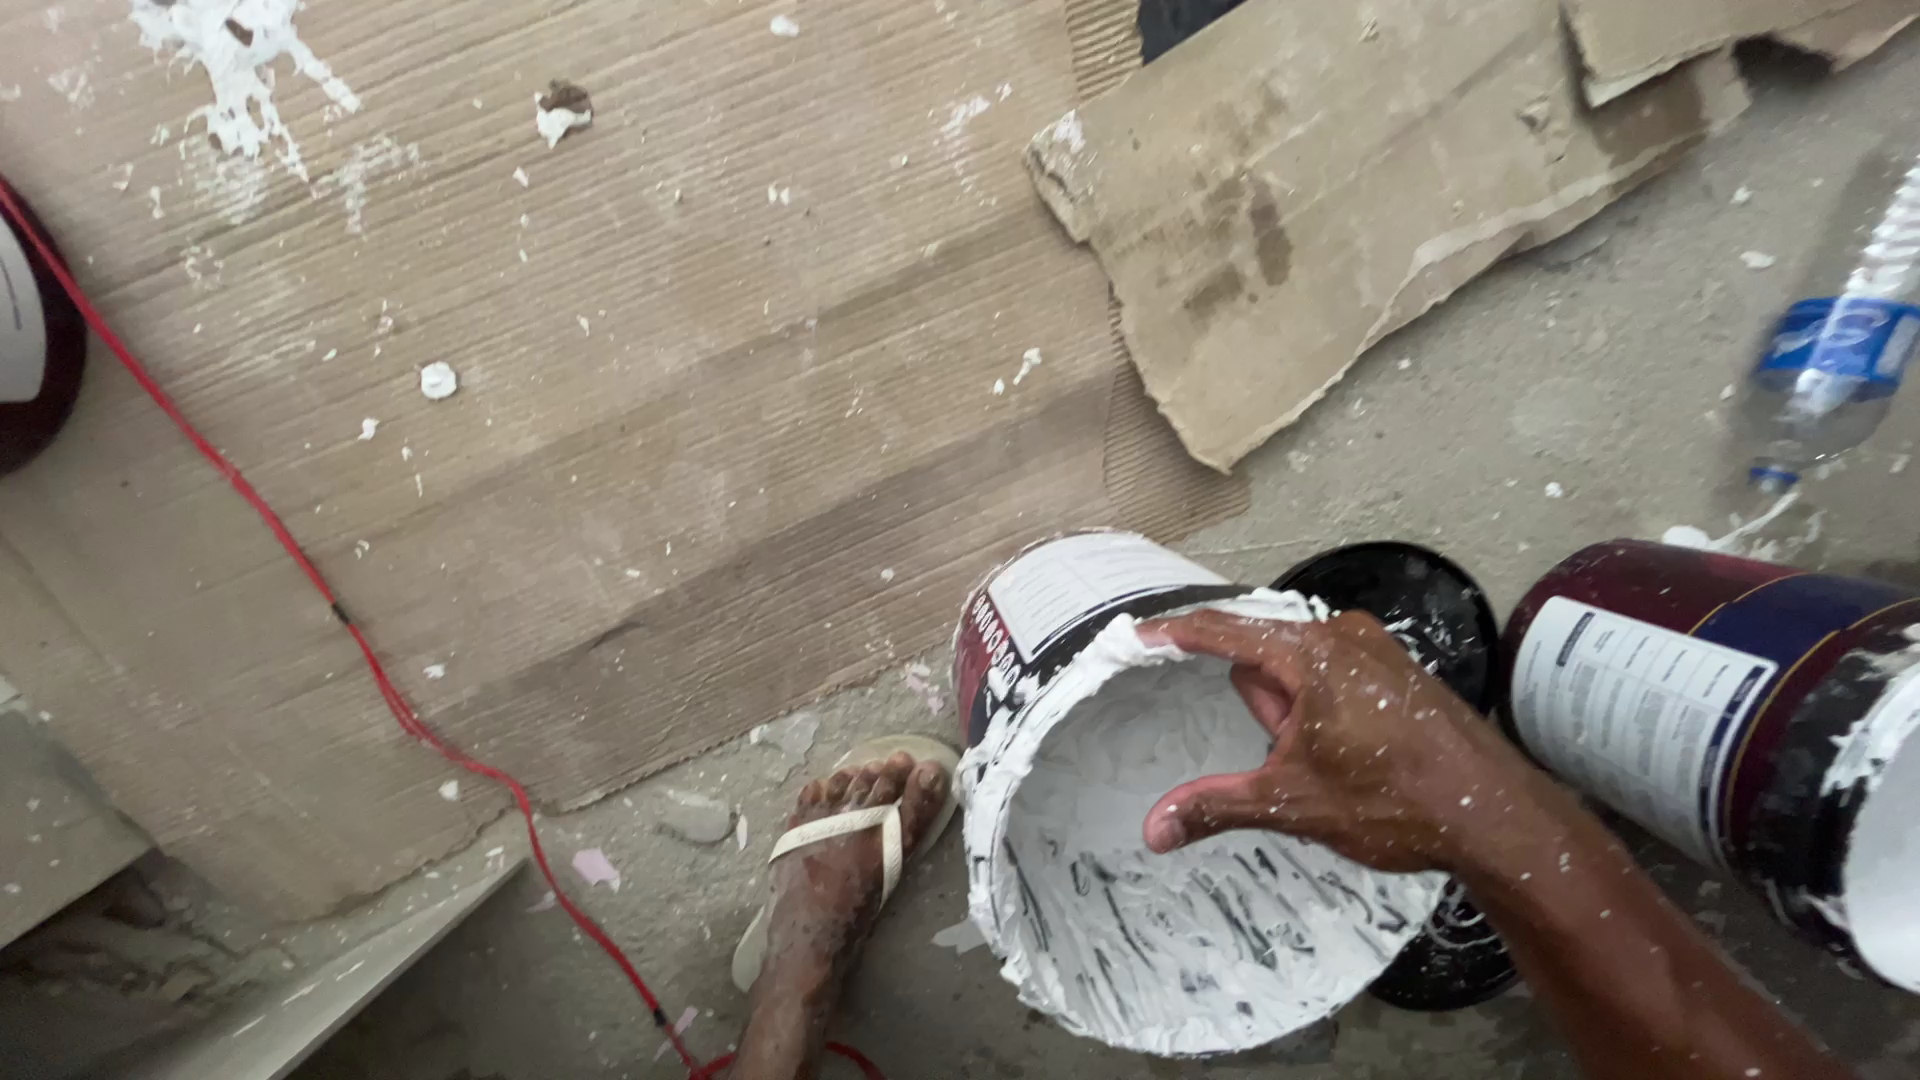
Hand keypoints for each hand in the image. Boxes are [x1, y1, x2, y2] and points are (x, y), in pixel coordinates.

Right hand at [1136, 608, 1524, 872]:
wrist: (1502, 821)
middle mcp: (1340, 633)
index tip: (1135, 635)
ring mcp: (1372, 645)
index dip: (1172, 633)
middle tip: (1298, 755)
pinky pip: (1327, 670)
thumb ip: (1215, 805)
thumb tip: (1152, 830)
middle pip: (1261, 658)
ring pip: (1295, 668)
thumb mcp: (1291, 803)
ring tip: (1334, 756)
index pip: (1220, 632)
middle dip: (1266, 709)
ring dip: (1292, 710)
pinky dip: (1318, 704)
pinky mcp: (1392, 663)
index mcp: (1310, 654)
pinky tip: (1352, 746)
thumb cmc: (1394, 802)